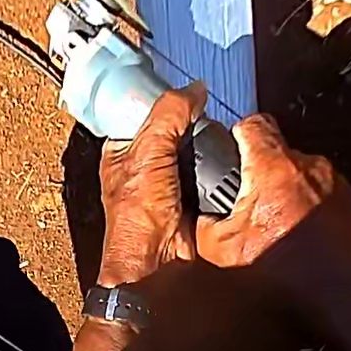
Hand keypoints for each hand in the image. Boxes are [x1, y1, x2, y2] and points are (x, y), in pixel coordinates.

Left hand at [97, 84, 204, 286]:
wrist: (160, 262)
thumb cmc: (137, 217)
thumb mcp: (148, 152)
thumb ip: (169, 115)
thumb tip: (194, 90)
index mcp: (123, 151)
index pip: (143, 113)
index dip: (162, 99)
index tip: (184, 89)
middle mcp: (145, 166)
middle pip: (174, 131)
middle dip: (192, 124)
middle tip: (209, 114)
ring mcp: (170, 184)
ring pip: (194, 152)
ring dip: (208, 148)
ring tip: (222, 137)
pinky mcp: (193, 198)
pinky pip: (210, 173)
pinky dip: (219, 168)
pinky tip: (226, 161)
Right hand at [196, 113, 350, 314]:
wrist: (340, 291)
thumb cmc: (289, 272)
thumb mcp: (225, 252)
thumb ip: (204, 225)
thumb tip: (198, 215)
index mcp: (273, 169)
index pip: (253, 124)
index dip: (238, 134)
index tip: (232, 147)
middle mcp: (306, 166)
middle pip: (274, 150)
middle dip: (258, 171)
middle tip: (248, 201)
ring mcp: (330, 179)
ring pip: (296, 171)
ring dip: (283, 189)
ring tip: (274, 222)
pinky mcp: (346, 195)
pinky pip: (316, 189)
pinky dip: (304, 203)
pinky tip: (295, 231)